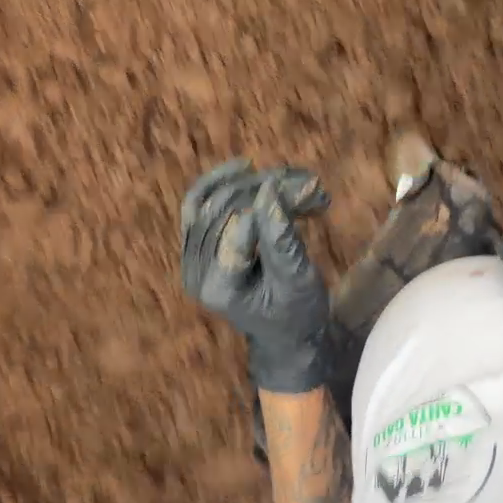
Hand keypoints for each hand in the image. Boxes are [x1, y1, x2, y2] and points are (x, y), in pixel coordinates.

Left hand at [180, 159, 332, 392]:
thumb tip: (271, 188)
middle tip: (308, 181)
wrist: (284, 336)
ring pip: (213, 201)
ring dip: (252, 183)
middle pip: (224, 208)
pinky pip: (196, 206)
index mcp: (220, 287)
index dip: (279, 200)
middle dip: (268, 187)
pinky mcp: (194, 248)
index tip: (312, 187)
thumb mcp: (298, 279)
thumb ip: (282, 237)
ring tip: (289, 177)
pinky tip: (243, 166)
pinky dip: (217, 183)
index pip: (243, 225)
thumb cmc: (297, 312)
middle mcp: (196, 273)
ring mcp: (190, 260)